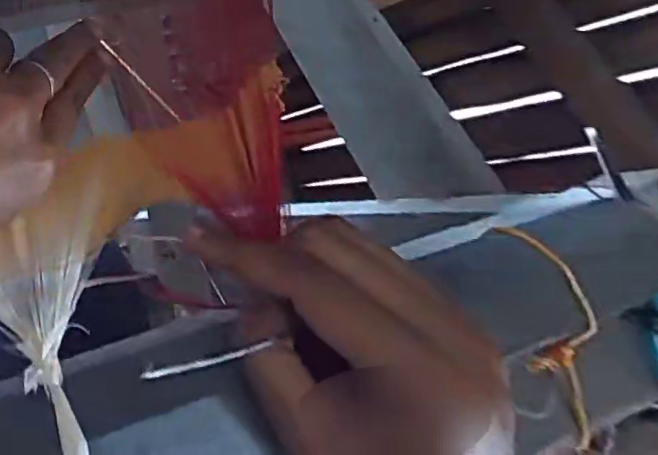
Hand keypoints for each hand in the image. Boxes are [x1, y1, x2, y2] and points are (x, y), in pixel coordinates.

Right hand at [189, 218, 510, 454]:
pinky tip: (319, 301)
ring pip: (352, 239)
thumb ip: (262, 345)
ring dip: (301, 255)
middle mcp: (454, 329)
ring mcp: (462, 317)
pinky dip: (331, 265)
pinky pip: (374, 257)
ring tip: (285, 297)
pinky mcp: (455, 313)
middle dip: (274, 254)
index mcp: (423, 369)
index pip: (313, 281)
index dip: (246, 254)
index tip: (194, 236)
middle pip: (332, 244)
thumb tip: (254, 294)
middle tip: (248, 289)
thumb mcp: (298, 421)